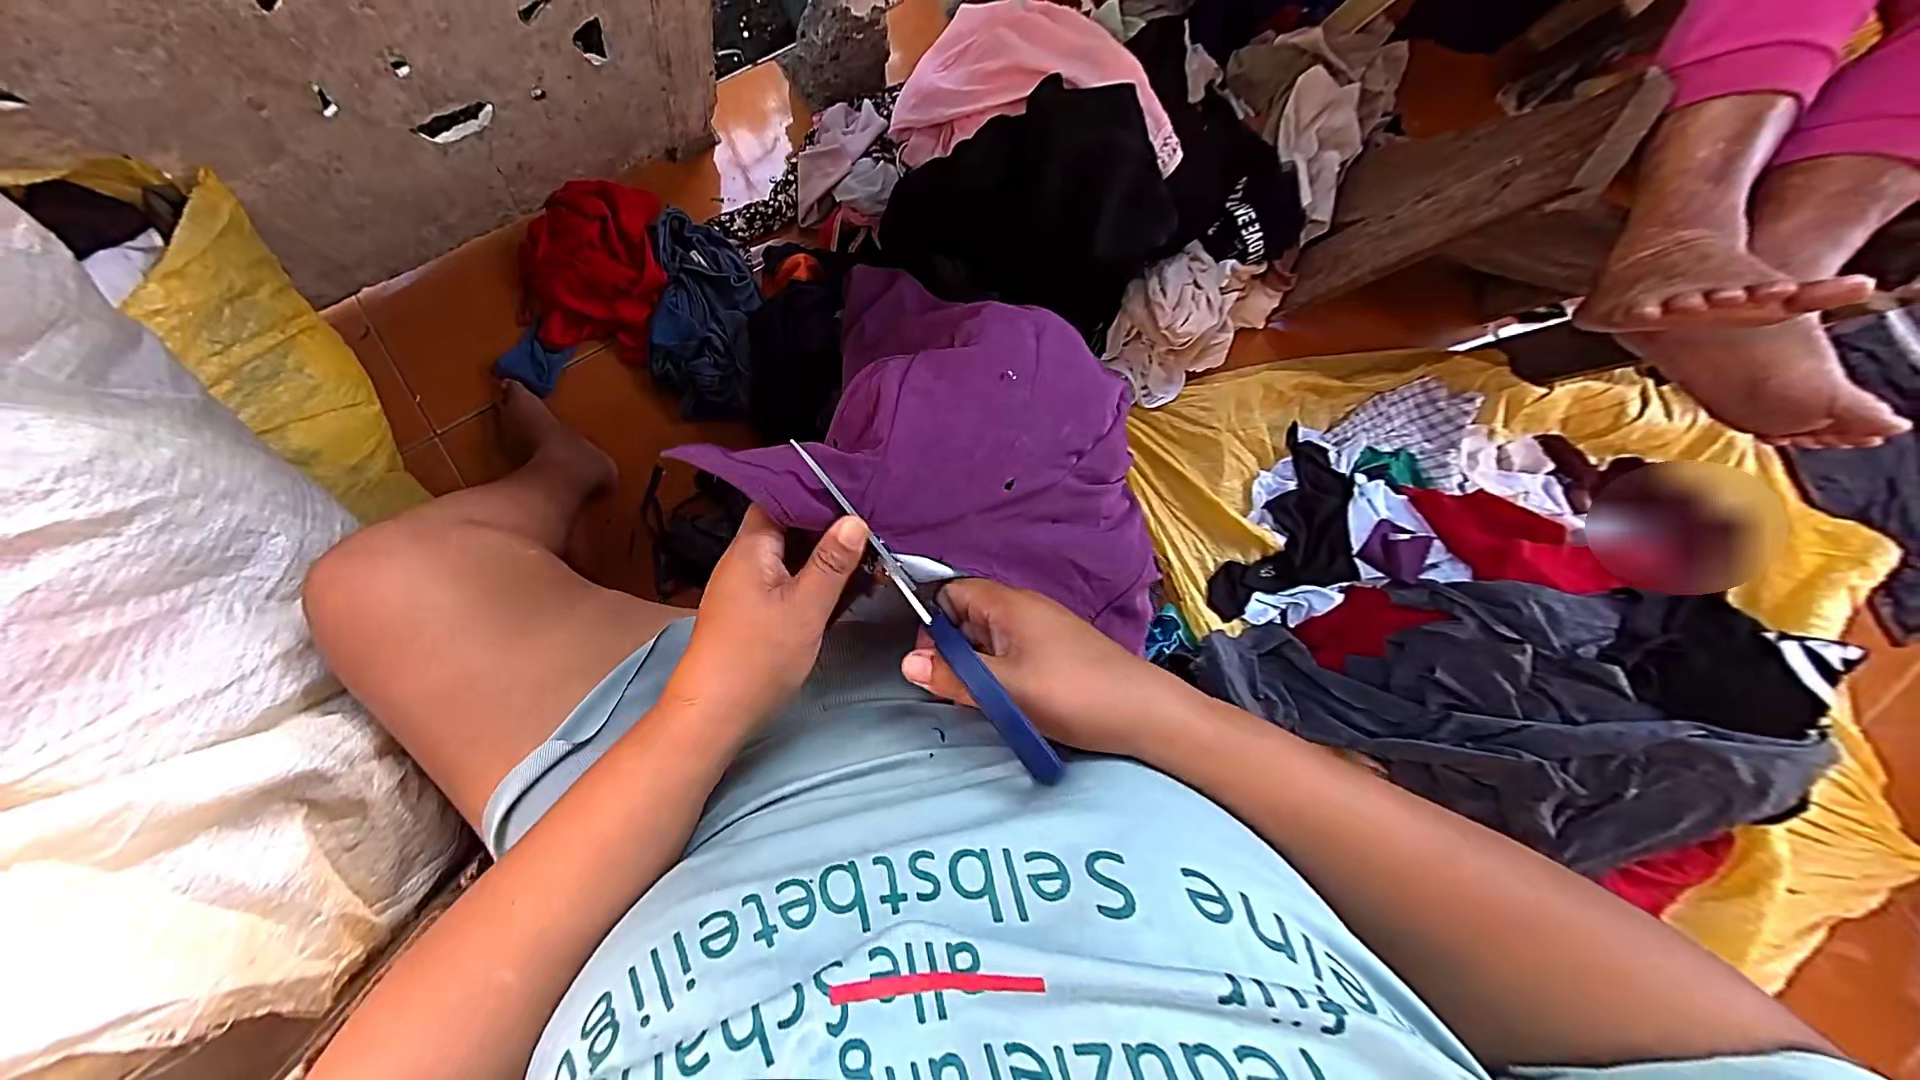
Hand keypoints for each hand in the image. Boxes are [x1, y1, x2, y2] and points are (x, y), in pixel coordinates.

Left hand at [665, 506, 868, 721]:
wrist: (715, 712)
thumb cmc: (756, 658)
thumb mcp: (806, 607)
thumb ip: (832, 562)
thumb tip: (854, 521)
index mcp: (751, 547)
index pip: (780, 497)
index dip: (816, 491)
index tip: (854, 490)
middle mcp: (745, 559)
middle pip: (789, 525)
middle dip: (828, 525)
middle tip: (870, 526)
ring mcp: (748, 584)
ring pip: (792, 554)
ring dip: (824, 554)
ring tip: (865, 555)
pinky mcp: (754, 607)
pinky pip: (788, 578)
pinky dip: (814, 577)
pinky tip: (842, 586)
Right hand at [899, 579, 1196, 757]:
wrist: (1145, 713)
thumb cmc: (1074, 694)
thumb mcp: (1006, 688)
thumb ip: (954, 676)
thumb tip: (908, 664)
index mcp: (1008, 603)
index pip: (951, 591)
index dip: (931, 620)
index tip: (929, 659)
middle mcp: (1024, 607)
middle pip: (968, 614)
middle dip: (952, 646)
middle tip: (952, 684)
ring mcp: (1042, 628)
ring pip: (989, 636)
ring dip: (976, 662)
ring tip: (981, 695)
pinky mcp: (1055, 650)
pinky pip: (1011, 650)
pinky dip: (999, 669)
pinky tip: (1008, 696)